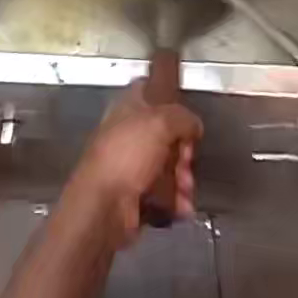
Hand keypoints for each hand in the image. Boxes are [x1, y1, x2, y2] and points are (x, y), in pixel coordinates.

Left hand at [62, 81, 202, 240]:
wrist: (103, 206)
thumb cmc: (128, 154)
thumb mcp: (162, 122)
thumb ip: (183, 117)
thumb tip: (194, 126)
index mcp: (127, 107)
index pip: (150, 90)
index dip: (171, 101)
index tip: (186, 119)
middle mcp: (128, 133)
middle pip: (166, 134)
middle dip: (183, 151)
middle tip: (186, 162)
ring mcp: (130, 164)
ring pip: (167, 165)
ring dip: (182, 179)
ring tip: (185, 190)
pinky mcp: (134, 193)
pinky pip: (163, 192)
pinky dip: (175, 199)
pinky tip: (181, 206)